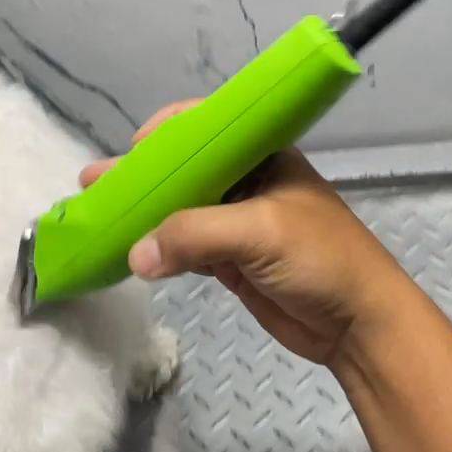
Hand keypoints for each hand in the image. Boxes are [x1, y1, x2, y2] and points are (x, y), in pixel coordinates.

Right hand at [81, 101, 422, 365]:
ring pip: (179, 210)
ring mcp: (236, 222)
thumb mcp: (260, 232)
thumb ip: (195, 236)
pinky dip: (157, 249)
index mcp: (262, 156)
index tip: (134, 150)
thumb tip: (133, 255)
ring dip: (141, 214)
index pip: (207, 127)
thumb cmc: (322, 259)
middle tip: (92, 184)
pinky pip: (183, 246)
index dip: (167, 133)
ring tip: (97, 217)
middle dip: (140, 176)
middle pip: (184, 170)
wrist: (359, 324)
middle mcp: (247, 181)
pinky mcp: (230, 259)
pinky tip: (126, 253)